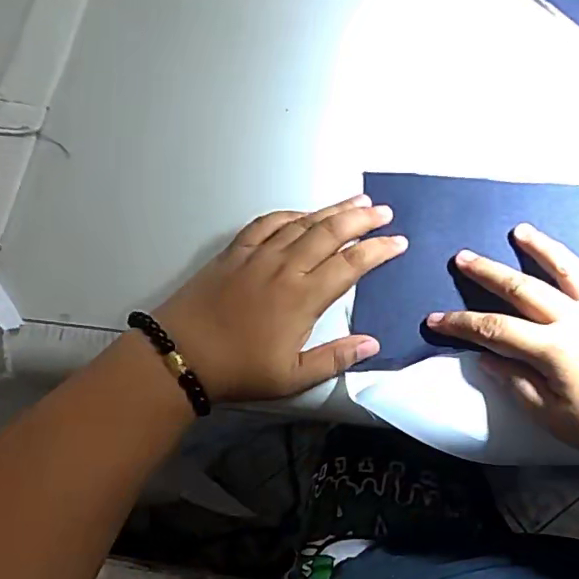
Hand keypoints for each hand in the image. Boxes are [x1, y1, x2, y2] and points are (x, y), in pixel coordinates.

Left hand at [151, 196, 405, 402]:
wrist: (181, 355)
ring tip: (355, 201)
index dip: (377, 251)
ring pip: (301, 223)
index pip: (350, 266)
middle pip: (330, 233)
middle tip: (383, 211)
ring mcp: (257, 256)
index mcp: (303, 298)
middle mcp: (284, 268)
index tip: (398, 242)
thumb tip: (372, 344)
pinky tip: (301, 213)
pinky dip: (288, 215)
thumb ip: (335, 358)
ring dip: (331, 210)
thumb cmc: (240, 371)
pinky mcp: (234, 254)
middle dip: (361, 219)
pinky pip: (266, 224)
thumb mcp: (294, 377)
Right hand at [427, 224, 578, 471]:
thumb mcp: (551, 416)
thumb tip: (486, 359)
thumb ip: (517, 384)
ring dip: (543, 249)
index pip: (494, 330)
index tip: (434, 320)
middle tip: (464, 257)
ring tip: (520, 231)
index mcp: (551, 349)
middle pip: (524, 290)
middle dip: (489, 273)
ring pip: (570, 271)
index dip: (461, 324)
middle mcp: (576, 320)